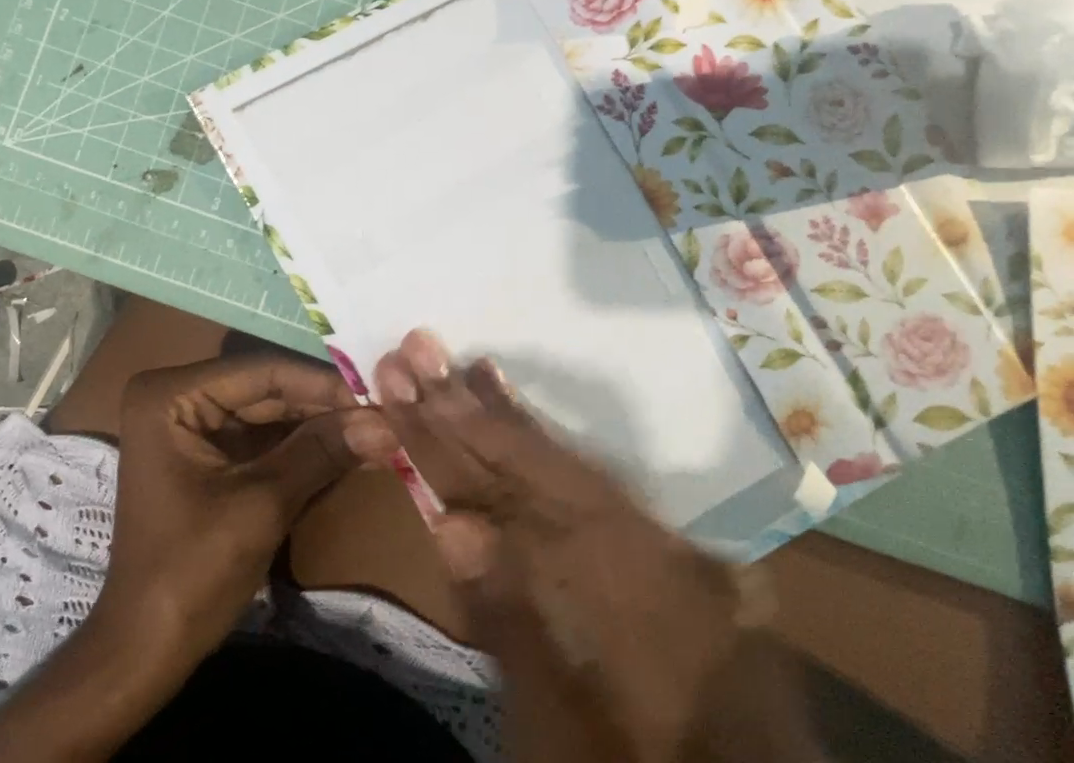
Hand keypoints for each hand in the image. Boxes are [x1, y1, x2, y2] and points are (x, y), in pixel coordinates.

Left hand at [96, 354, 399, 661]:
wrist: (148, 639)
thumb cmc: (192, 567)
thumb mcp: (261, 504)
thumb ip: (319, 453)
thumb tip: (386, 421)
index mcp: (168, 395)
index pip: (259, 372)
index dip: (323, 383)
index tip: (383, 392)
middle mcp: (172, 398)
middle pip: (262, 390)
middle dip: (323, 405)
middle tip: (390, 411)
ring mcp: (184, 428)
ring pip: (263, 414)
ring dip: (316, 426)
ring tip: (382, 428)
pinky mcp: (201, 458)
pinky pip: (256, 441)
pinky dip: (297, 448)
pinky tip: (347, 449)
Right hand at [374, 329, 817, 762]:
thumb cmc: (628, 758)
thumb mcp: (558, 718)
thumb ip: (508, 617)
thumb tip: (448, 523)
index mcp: (626, 586)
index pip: (515, 490)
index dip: (450, 436)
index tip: (402, 385)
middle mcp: (651, 552)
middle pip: (540, 465)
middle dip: (471, 410)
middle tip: (418, 351)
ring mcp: (666, 553)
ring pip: (570, 470)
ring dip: (508, 420)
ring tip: (463, 368)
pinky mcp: (671, 564)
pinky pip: (598, 493)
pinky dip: (552, 455)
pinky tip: (523, 424)